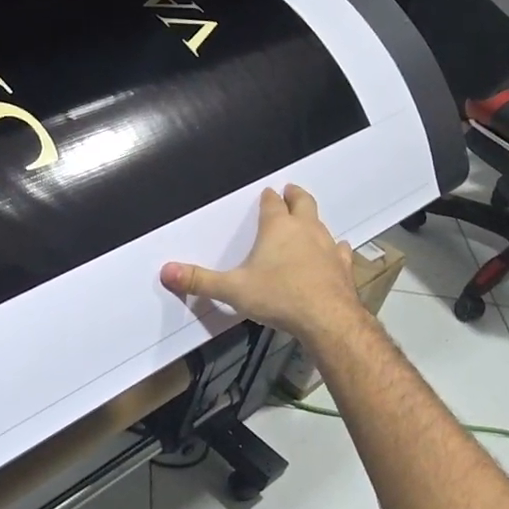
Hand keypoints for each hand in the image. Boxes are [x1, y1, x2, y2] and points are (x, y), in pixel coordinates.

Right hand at [161, 185, 363, 343]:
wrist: (326, 318)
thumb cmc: (278, 297)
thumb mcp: (233, 289)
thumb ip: (200, 281)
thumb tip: (166, 271)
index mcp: (277, 228)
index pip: (272, 204)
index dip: (268, 198)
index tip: (268, 193)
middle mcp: (305, 230)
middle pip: (303, 203)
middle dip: (295, 196)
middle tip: (291, 190)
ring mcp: (328, 246)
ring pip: (321, 224)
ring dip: (313, 221)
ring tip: (308, 221)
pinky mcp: (342, 266)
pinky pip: (340, 250)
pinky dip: (335, 248)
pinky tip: (337, 249)